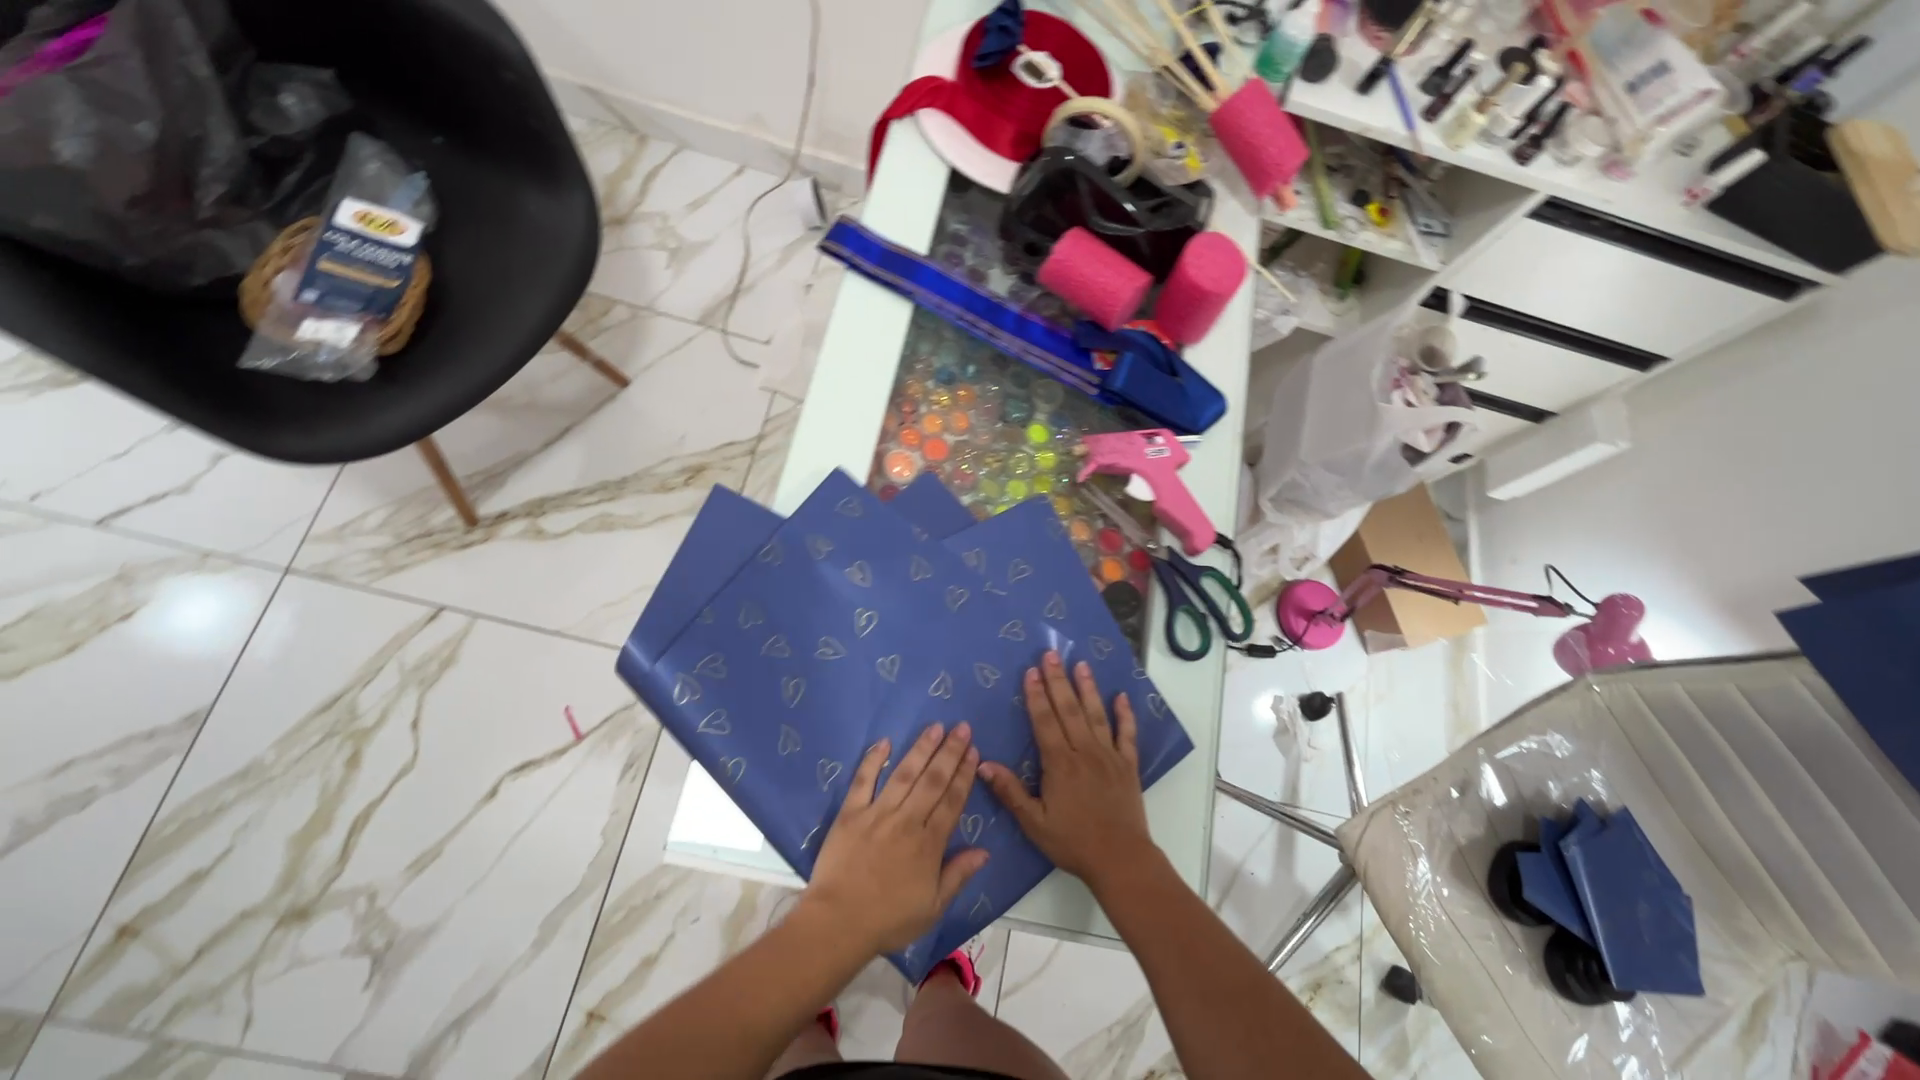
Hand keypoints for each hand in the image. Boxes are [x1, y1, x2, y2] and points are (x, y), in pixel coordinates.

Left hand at [802, 723, 988, 954]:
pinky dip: (873, 760)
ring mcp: (877, 814)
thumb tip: (984, 851)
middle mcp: (907, 821)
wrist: (839, 922)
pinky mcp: (850, 814)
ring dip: (921, 749)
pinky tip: (884, 741)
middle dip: (950, 752)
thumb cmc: (889, 919)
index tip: (974, 751)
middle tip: (962, 728)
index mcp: (929, 843)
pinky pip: (863, 781)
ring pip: (904, 774)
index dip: (964, 774)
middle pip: (933, 780)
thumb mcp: (934, 906)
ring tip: (935, 727)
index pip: (952, 800)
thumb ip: (958, 874)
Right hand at [978, 652, 1156, 891]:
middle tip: (1051, 655)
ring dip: (1088, 688)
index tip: (1031, 672)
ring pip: (1096, 715)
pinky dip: (1124, 715)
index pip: (1045, 721)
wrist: (1120, 858)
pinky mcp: (1128, 766)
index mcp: (1059, 764)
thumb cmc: (1073, 842)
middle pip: (1069, 710)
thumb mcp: (1034, 822)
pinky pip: (1127, 735)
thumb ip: (1010, 792)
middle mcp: (1085, 752)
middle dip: (1058, 681)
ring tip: (1080, 664)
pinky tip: (1121, 697)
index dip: (1036, 696)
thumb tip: (983, 764)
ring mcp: (1109, 757)